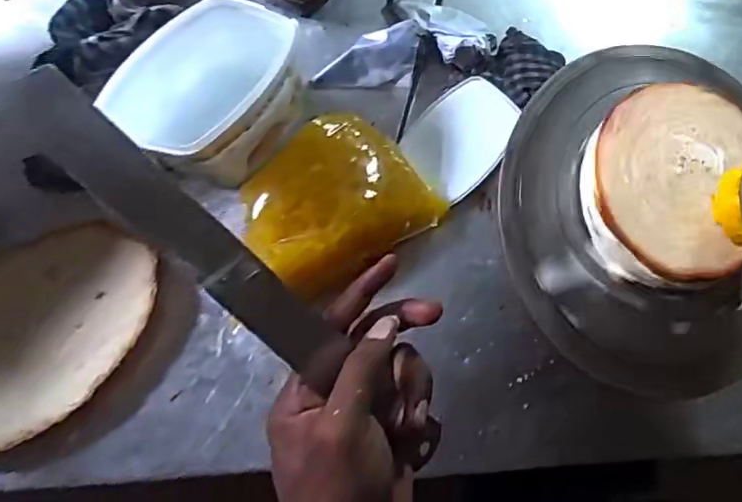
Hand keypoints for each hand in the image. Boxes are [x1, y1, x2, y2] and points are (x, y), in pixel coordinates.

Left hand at [268, 255, 443, 501]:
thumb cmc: (335, 488)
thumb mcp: (341, 426)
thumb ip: (362, 367)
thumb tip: (386, 322)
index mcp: (305, 392)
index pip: (332, 327)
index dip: (361, 292)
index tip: (390, 263)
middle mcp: (334, 392)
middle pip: (377, 339)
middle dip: (405, 333)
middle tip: (436, 315)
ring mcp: (365, 408)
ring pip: (403, 364)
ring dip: (413, 388)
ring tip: (408, 423)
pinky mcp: (391, 423)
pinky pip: (416, 392)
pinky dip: (420, 410)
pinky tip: (413, 438)